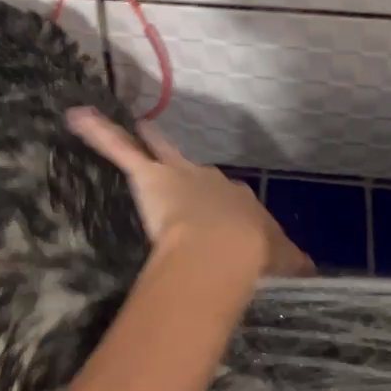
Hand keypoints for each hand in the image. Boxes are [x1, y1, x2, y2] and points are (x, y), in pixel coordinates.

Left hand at [66, 108, 313, 277]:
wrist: (224, 247)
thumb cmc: (253, 257)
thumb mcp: (281, 261)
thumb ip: (290, 263)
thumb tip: (313, 272)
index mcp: (240, 200)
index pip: (231, 198)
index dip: (224, 208)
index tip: (223, 218)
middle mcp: (210, 179)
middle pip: (197, 172)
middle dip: (189, 175)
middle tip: (181, 177)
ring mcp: (176, 174)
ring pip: (159, 150)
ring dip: (148, 139)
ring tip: (138, 123)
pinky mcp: (147, 175)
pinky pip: (119, 148)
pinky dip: (98, 133)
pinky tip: (77, 117)